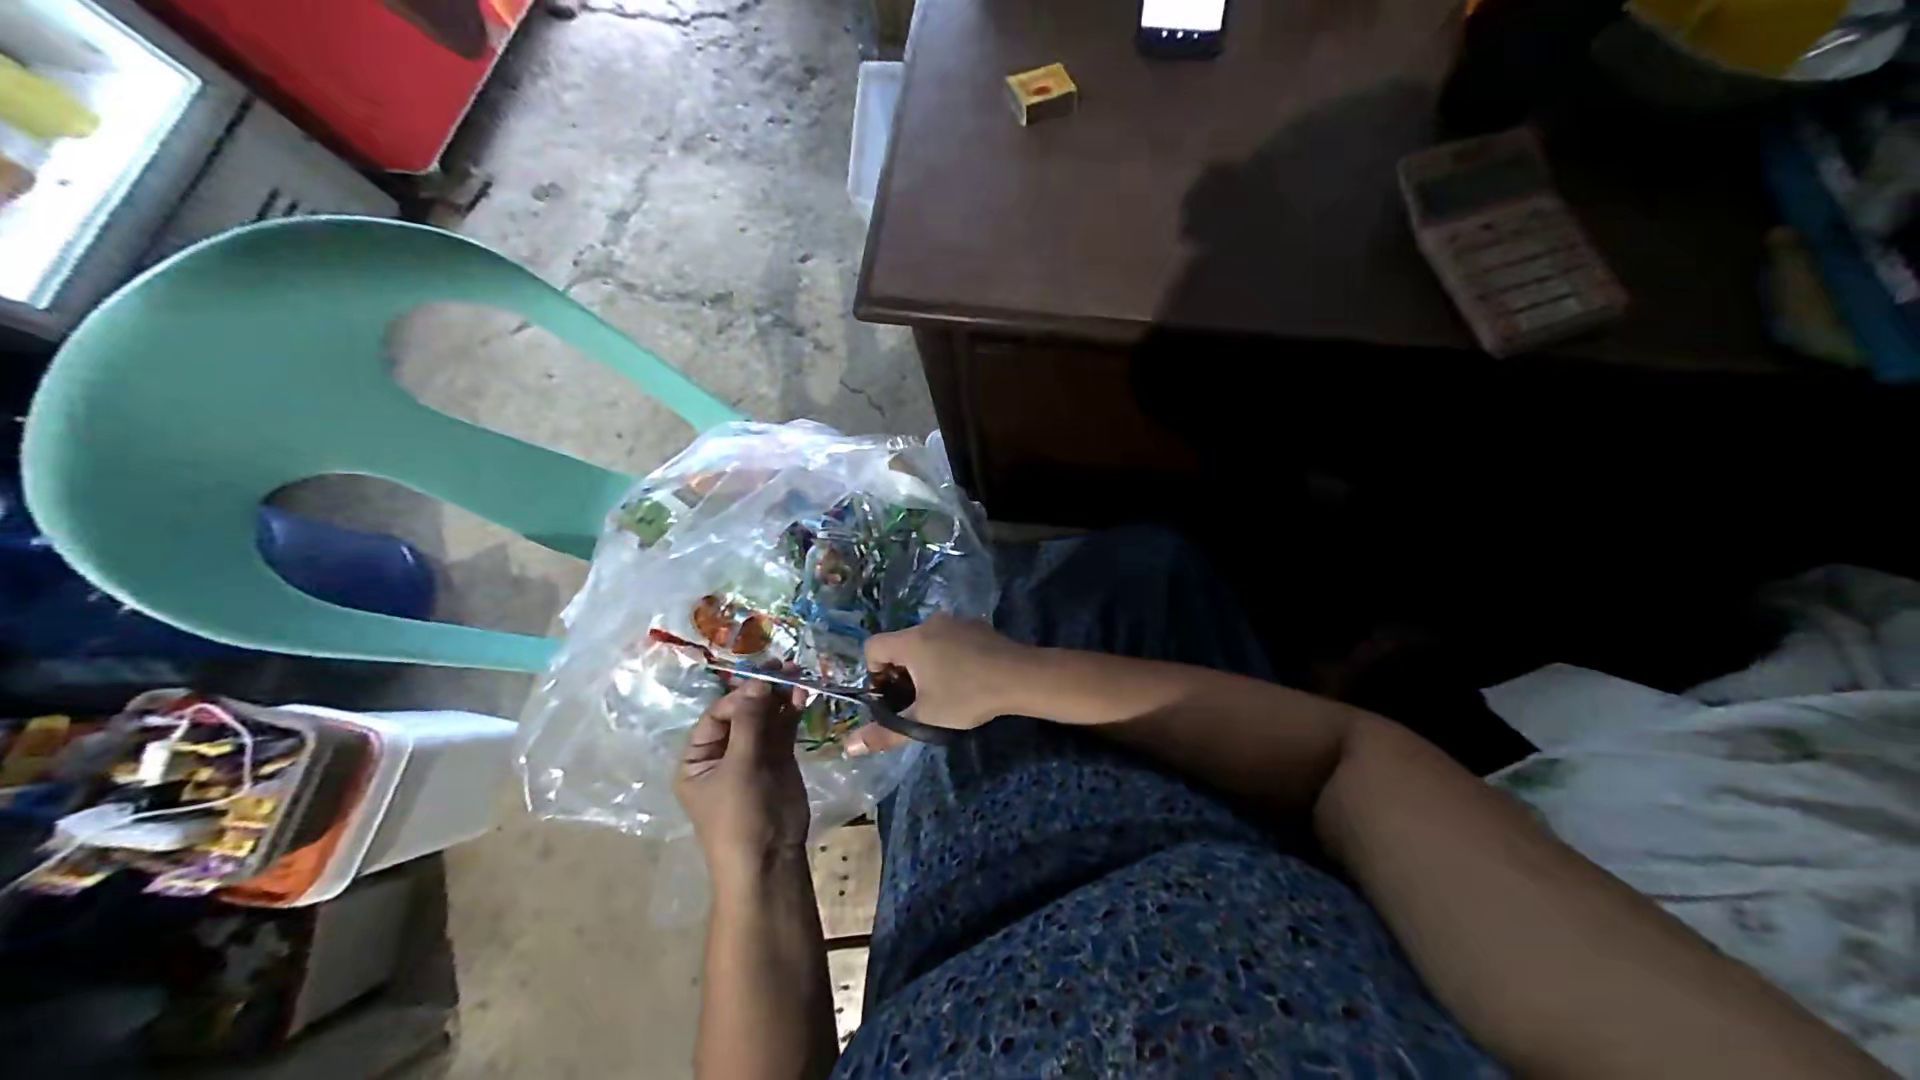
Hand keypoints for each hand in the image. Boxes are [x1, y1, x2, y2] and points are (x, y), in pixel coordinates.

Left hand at [675, 679, 809, 885]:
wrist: (769, 860)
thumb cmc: (740, 816)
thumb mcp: (739, 767)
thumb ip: (749, 722)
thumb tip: (757, 682)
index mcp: (698, 758)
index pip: (717, 715)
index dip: (740, 696)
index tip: (764, 680)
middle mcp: (723, 753)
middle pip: (743, 712)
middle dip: (763, 690)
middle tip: (785, 665)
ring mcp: (753, 756)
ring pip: (766, 718)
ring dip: (781, 697)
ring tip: (799, 675)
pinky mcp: (779, 761)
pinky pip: (783, 730)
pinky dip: (792, 712)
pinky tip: (803, 696)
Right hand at [847, 616, 1034, 754]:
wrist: (1020, 676)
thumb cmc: (967, 696)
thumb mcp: (924, 718)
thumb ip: (886, 732)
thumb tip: (848, 747)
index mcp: (911, 640)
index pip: (873, 647)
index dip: (874, 673)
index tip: (891, 696)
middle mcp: (930, 623)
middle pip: (900, 644)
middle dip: (901, 672)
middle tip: (917, 700)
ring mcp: (956, 621)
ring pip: (926, 642)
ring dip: (926, 664)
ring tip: (944, 692)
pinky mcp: (977, 626)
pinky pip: (950, 639)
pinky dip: (948, 656)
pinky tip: (967, 678)